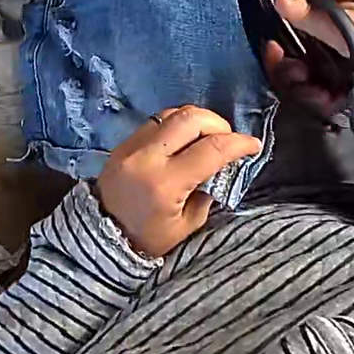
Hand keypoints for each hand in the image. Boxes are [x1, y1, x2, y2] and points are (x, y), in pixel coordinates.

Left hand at [95, 106, 262, 256]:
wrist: (99, 239)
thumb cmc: (148, 239)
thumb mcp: (187, 225)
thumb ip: (207, 192)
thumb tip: (221, 167)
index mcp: (165, 182)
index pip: (211, 149)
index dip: (239, 143)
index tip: (254, 145)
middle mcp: (147, 156)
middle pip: (191, 118)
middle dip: (219, 124)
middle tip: (229, 140)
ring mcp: (131, 146)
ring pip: (173, 113)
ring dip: (198, 120)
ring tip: (208, 137)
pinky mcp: (123, 143)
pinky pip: (157, 121)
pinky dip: (178, 125)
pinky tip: (186, 140)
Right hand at [262, 0, 353, 119]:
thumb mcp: (330, 21)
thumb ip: (301, 9)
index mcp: (322, 30)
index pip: (288, 45)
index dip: (277, 53)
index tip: (275, 54)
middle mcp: (327, 52)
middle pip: (295, 71)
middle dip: (292, 78)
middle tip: (301, 80)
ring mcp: (337, 74)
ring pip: (307, 89)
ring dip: (307, 94)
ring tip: (321, 96)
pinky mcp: (347, 94)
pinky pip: (325, 103)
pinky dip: (325, 104)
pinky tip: (332, 102)